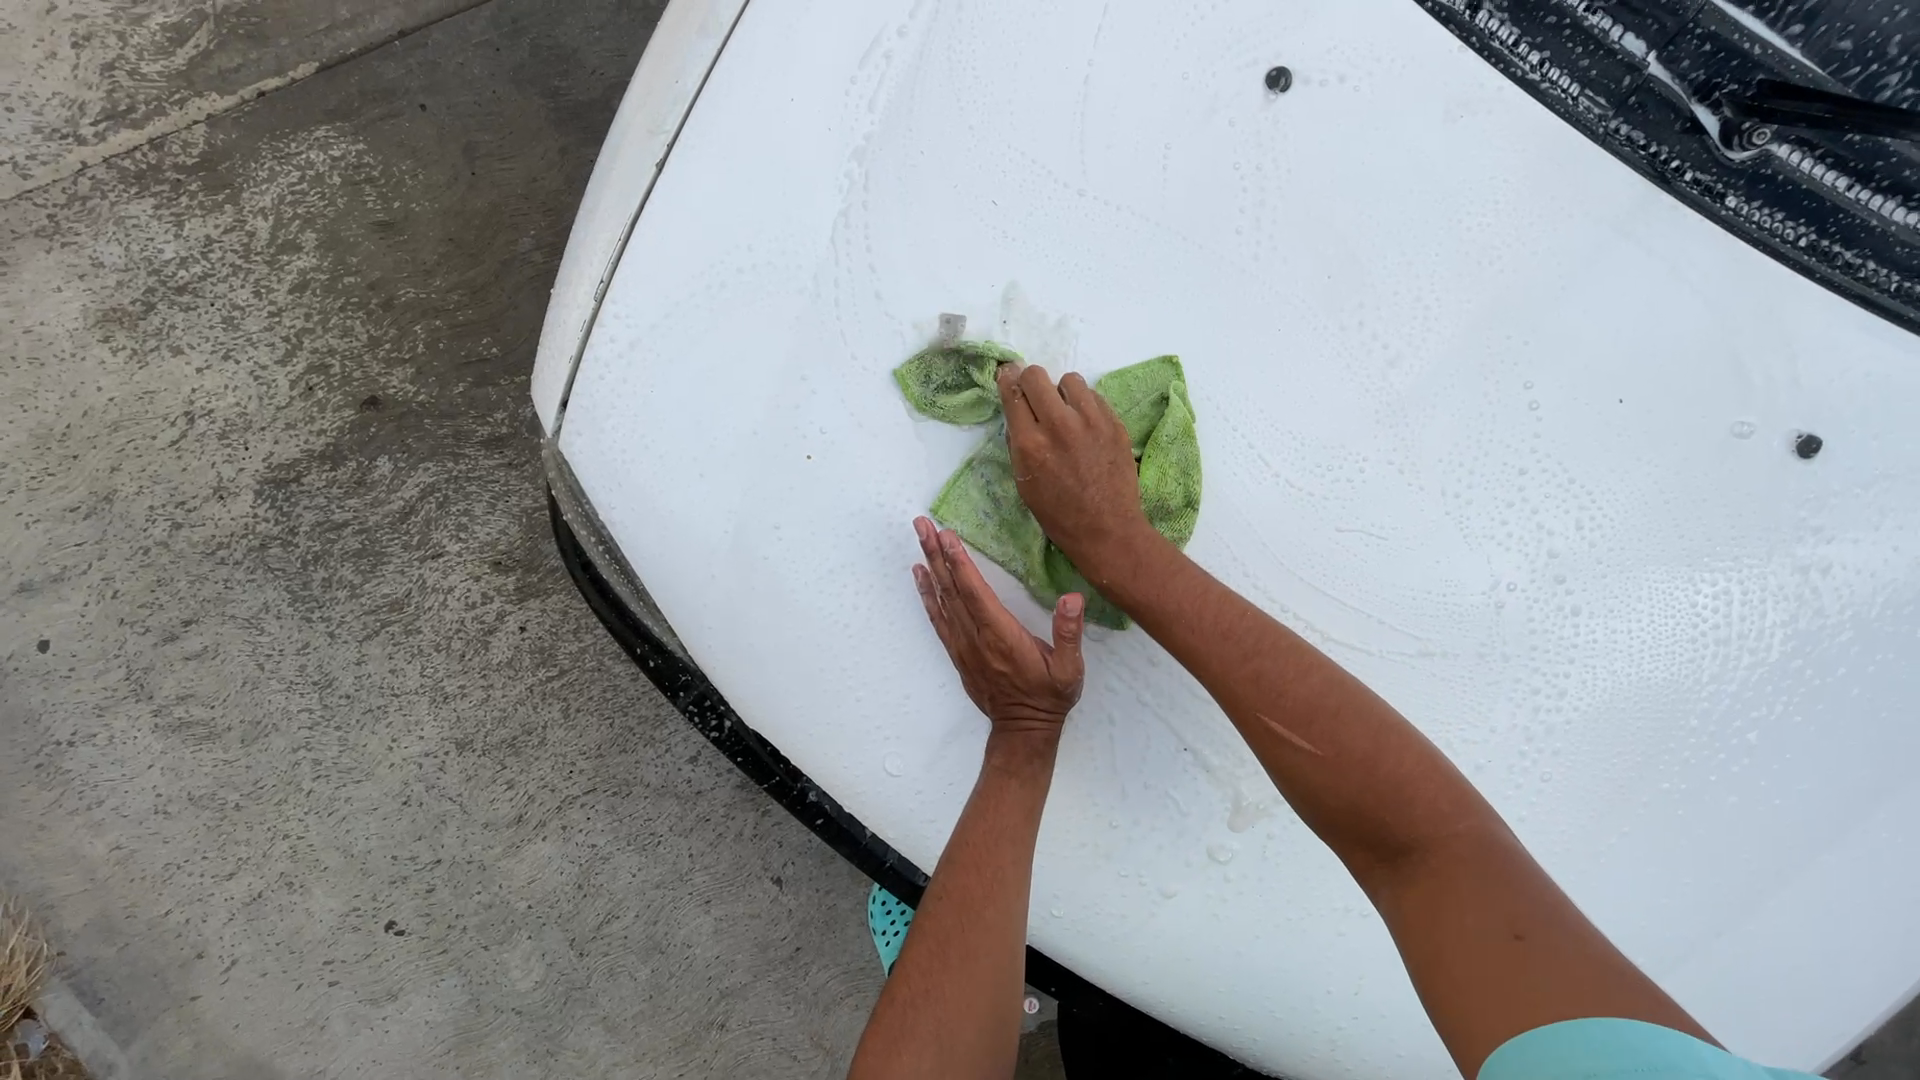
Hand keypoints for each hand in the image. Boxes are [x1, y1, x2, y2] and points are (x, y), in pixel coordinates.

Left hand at [912, 517, 1083, 735]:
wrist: (1023, 729)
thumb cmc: (1050, 696)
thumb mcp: (1069, 669)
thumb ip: (1069, 634)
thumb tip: (1072, 598)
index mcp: (1002, 636)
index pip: (976, 593)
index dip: (960, 563)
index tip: (947, 536)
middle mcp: (976, 638)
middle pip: (952, 590)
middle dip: (937, 554)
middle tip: (922, 524)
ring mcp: (963, 645)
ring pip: (942, 600)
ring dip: (929, 567)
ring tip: (919, 537)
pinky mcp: (957, 652)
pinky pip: (938, 618)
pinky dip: (927, 594)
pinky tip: (921, 575)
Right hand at [996, 364, 1151, 567]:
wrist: (1106, 529)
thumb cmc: (1058, 513)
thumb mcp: (1024, 482)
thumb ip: (1017, 443)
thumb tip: (1018, 413)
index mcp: (1030, 444)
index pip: (1013, 392)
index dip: (1007, 380)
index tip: (1008, 376)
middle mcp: (1059, 425)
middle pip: (1037, 376)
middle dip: (1031, 382)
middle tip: (1035, 396)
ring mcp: (1091, 421)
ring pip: (1070, 379)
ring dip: (1062, 392)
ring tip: (1066, 413)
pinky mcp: (1115, 423)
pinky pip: (1094, 397)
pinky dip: (1085, 406)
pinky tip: (1086, 428)